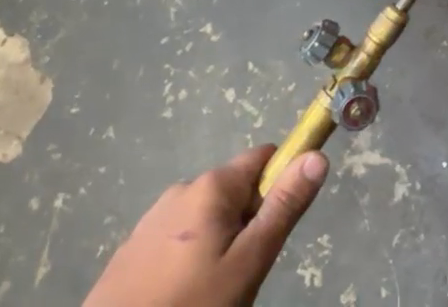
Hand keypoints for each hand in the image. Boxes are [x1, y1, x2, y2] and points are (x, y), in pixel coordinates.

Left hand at [85, 146, 327, 306]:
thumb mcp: (250, 261)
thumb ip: (284, 207)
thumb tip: (317, 155)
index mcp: (211, 187)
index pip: (263, 158)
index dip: (281, 184)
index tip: (277, 227)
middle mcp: (180, 191)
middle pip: (235, 191)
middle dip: (248, 222)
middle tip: (245, 271)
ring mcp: (150, 221)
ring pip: (206, 219)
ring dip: (219, 243)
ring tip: (214, 292)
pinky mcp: (130, 251)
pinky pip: (177, 241)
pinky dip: (189, 259)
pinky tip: (183, 297)